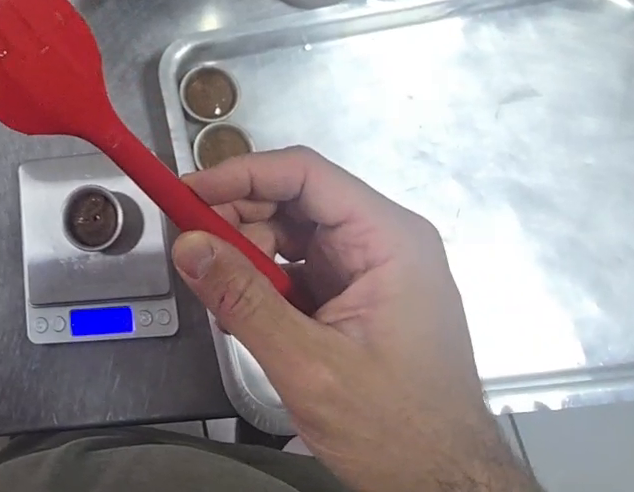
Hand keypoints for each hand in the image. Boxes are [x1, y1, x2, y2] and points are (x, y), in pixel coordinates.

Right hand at [174, 147, 534, 491]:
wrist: (445, 491)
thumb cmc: (401, 433)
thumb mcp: (310, 365)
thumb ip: (243, 300)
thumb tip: (188, 246)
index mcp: (388, 238)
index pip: (304, 173)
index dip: (241, 175)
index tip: (189, 192)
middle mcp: (379, 240)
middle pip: (292, 198)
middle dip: (238, 220)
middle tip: (195, 248)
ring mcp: (367, 267)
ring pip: (288, 231)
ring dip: (246, 256)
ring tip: (224, 298)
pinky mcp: (353, 293)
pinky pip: (295, 264)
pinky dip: (261, 281)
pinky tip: (243, 311)